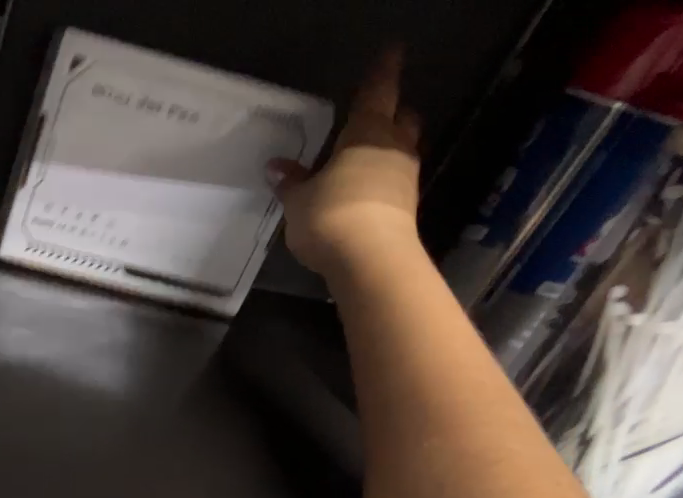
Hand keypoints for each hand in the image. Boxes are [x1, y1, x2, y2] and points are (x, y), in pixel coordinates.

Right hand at [270, 47, 421, 276]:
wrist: (370, 259)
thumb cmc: (330, 216)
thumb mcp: (298, 201)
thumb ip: (291, 182)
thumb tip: (277, 166)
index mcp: (367, 133)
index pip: (377, 93)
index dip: (382, 73)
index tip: (390, 53)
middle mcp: (393, 147)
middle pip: (401, 119)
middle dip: (391, 114)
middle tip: (374, 115)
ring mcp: (404, 178)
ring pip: (401, 150)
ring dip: (386, 149)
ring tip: (361, 158)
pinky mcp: (405, 207)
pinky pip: (393, 181)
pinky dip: (380, 179)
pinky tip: (361, 190)